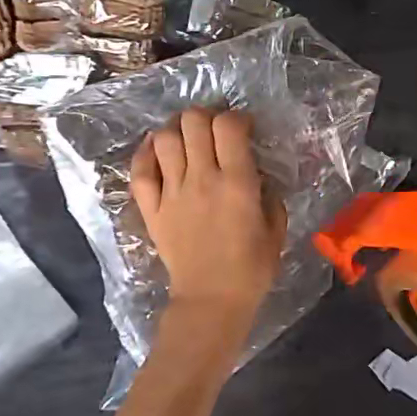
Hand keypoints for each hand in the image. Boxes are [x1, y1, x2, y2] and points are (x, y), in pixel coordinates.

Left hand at [131, 110, 286, 329]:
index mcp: (237, 183)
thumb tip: (257, 174)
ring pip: (163, 138)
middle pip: (192, 122)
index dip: (237, 117)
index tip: (244, 128)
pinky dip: (146, 152)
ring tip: (187, 137)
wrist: (211, 300)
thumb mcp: (276, 227)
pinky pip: (140, 170)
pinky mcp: (151, 209)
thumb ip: (269, 194)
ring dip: (176, 129)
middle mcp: (201, 179)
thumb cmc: (251, 267)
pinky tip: (156, 148)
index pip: (228, 126)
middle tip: (214, 129)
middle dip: (205, 116)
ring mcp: (171, 193)